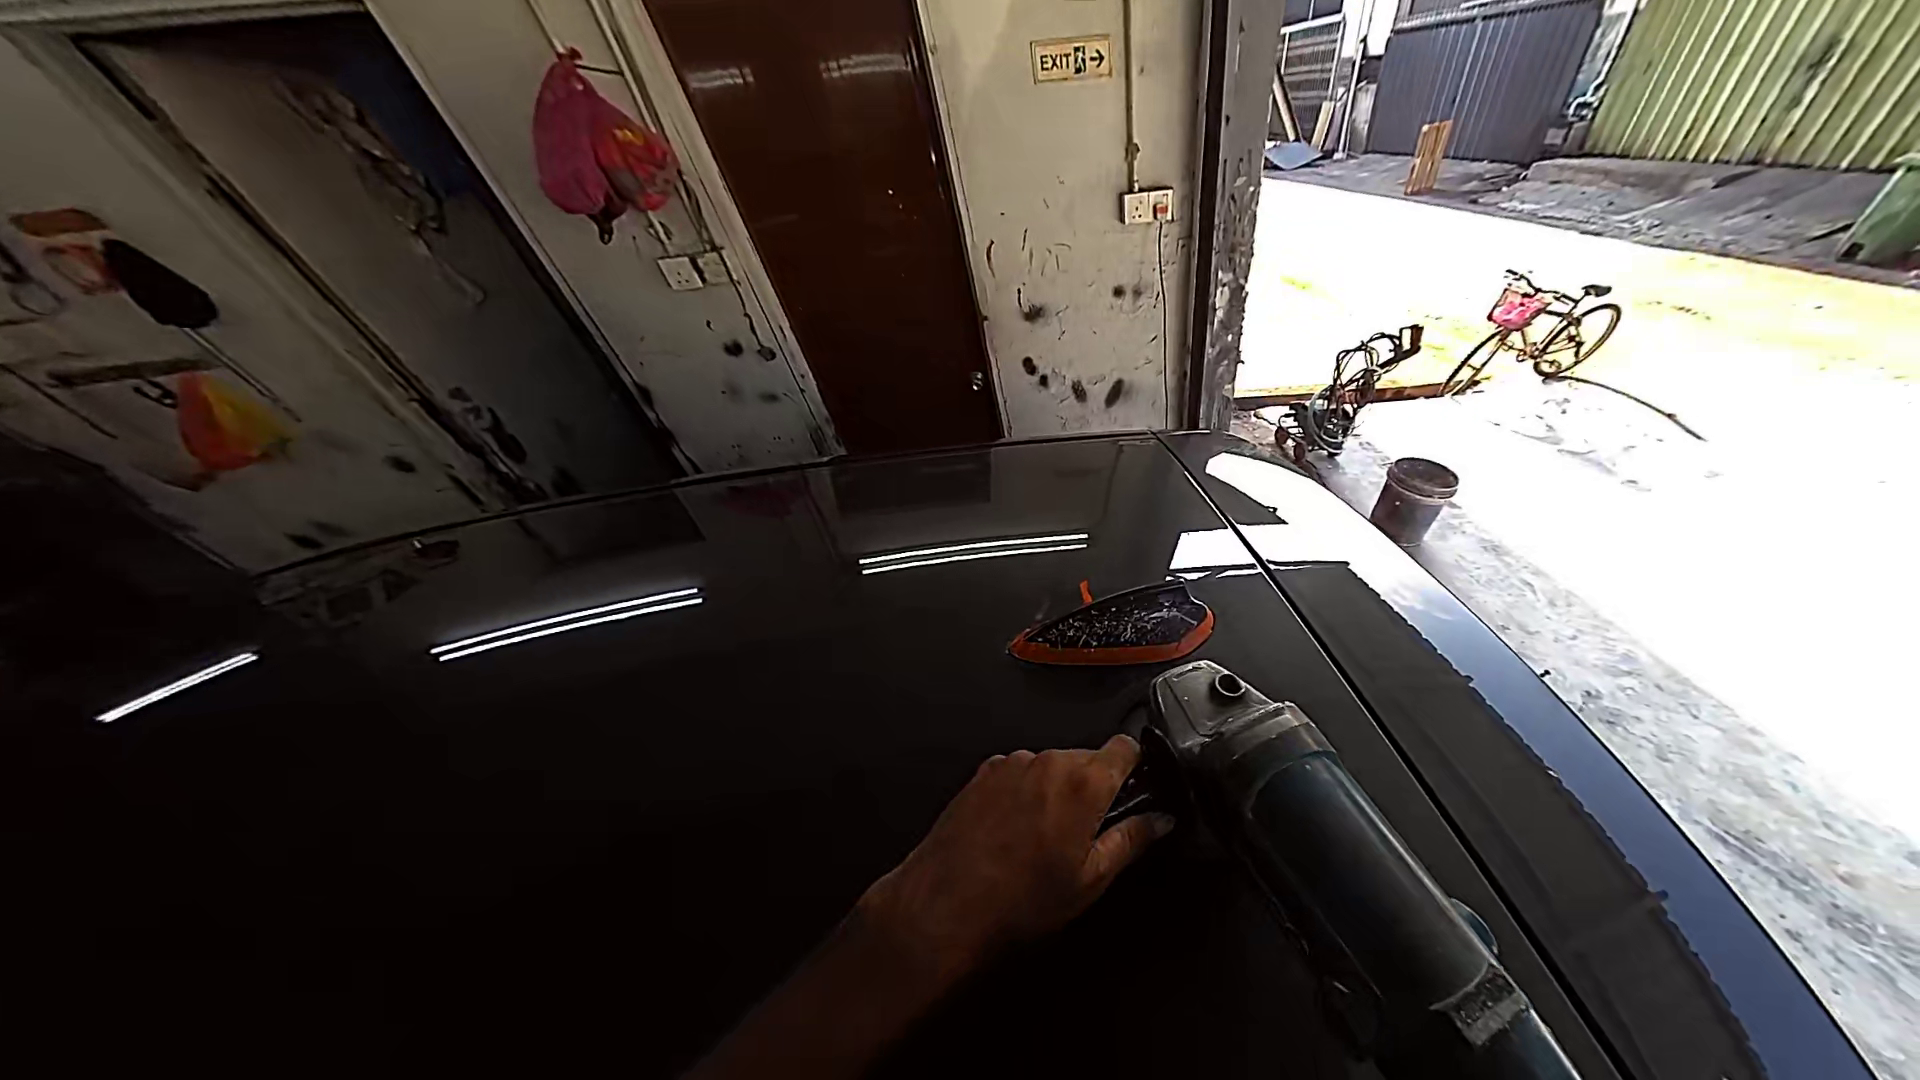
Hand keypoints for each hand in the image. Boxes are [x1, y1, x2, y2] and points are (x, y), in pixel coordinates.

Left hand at [855, 734, 1173, 981]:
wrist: (948, 900)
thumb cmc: (1019, 898)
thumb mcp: (1091, 879)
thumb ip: (1132, 840)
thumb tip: (1159, 821)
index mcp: (1083, 783)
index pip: (1124, 747)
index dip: (1135, 764)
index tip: (1135, 783)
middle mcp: (1048, 761)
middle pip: (1087, 758)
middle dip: (1093, 786)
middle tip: (1085, 830)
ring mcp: (1012, 762)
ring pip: (1051, 765)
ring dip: (1056, 788)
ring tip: (1043, 836)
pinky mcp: (986, 770)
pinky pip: (1020, 771)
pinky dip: (1025, 789)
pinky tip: (1014, 828)